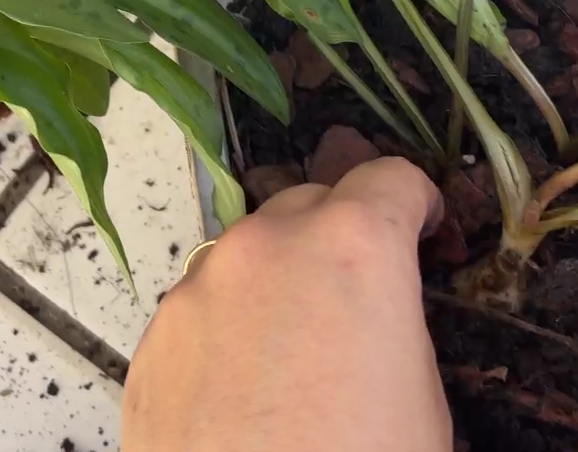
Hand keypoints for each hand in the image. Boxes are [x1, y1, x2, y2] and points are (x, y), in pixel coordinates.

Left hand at [122, 157, 450, 451]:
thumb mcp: (421, 400)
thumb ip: (392, 318)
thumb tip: (371, 308)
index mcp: (350, 247)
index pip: (388, 177)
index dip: (413, 202)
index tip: (421, 229)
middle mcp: (267, 244)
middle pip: (311, 204)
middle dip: (341, 237)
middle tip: (357, 304)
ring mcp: (201, 284)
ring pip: (251, 254)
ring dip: (278, 282)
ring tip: (291, 362)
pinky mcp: (156, 332)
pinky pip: (204, 305)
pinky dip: (228, 326)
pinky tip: (239, 396)